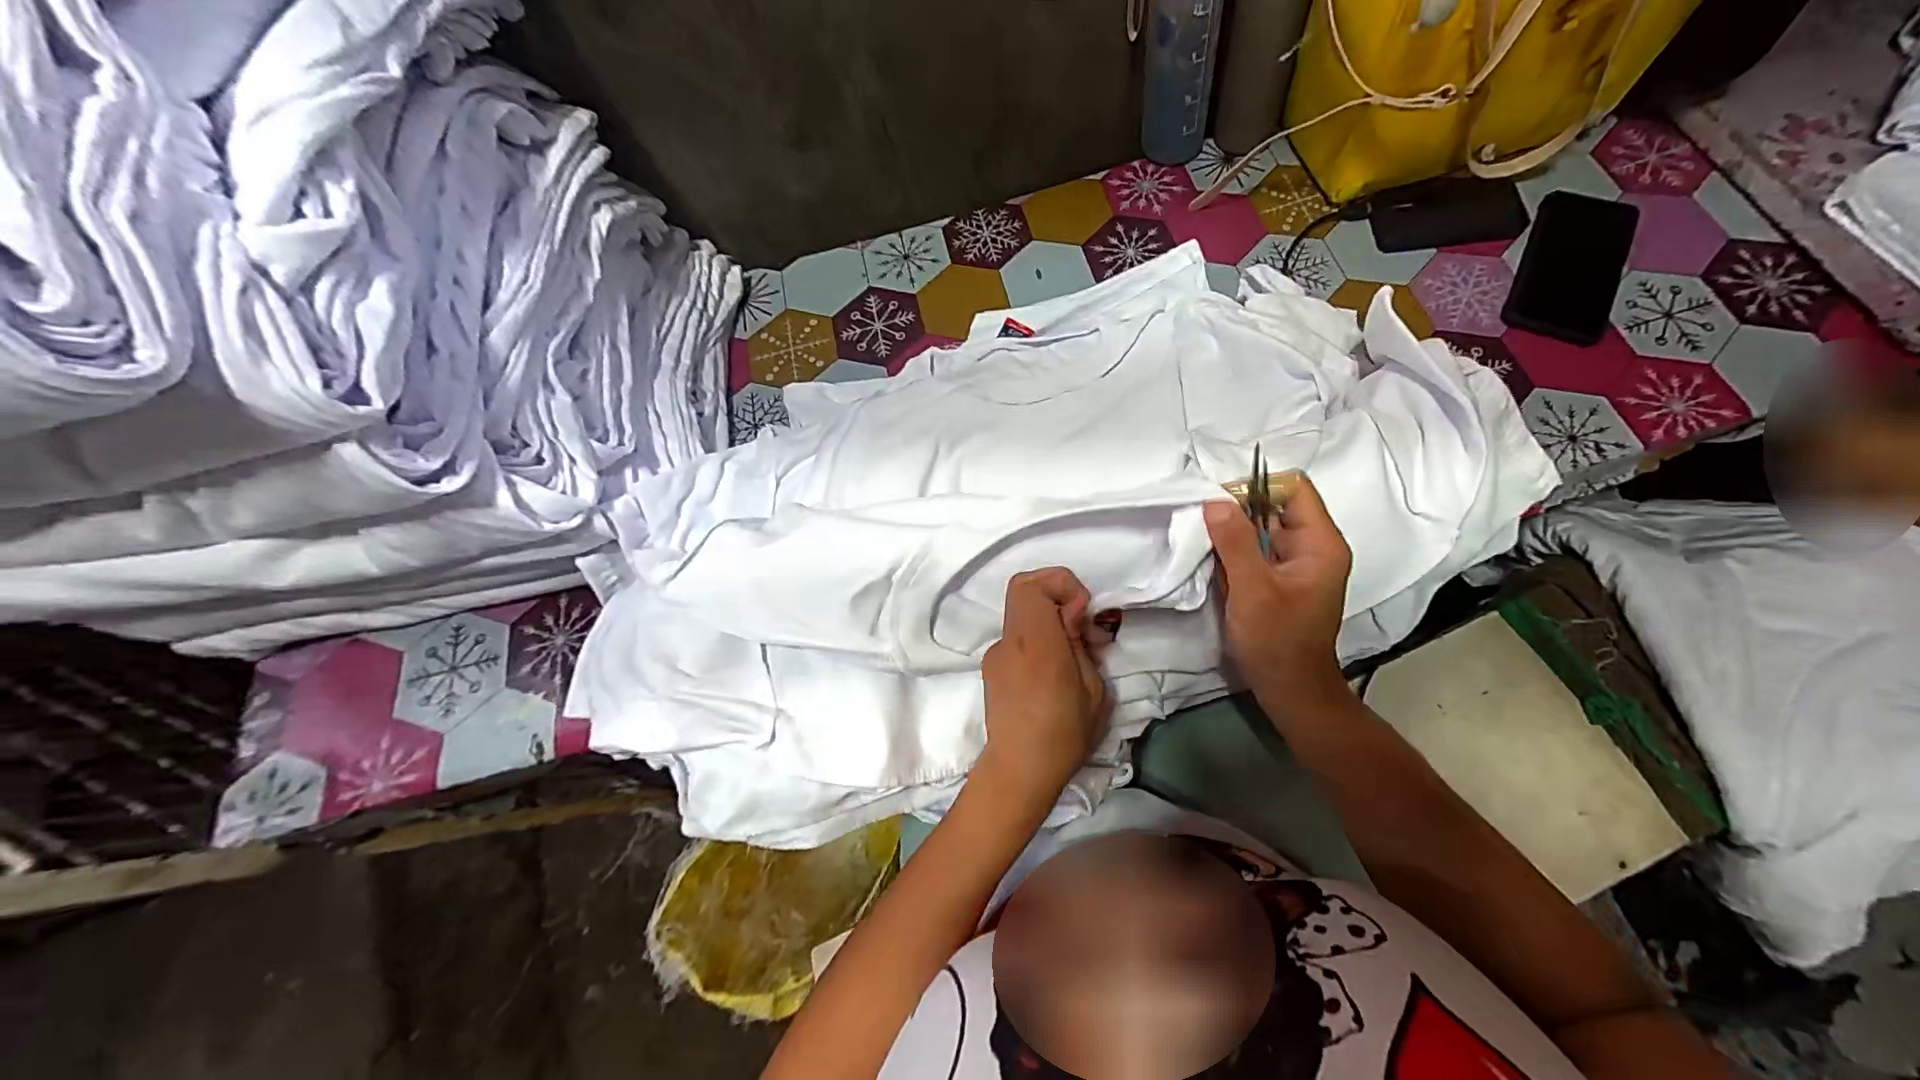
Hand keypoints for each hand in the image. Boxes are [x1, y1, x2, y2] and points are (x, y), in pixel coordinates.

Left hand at [978, 568, 1113, 797]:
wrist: (1020, 771)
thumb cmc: (1064, 735)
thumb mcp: (1094, 690)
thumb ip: (1081, 644)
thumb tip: (1074, 619)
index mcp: (1035, 645)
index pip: (1030, 586)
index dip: (1060, 585)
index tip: (1083, 614)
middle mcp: (1008, 643)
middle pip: (1023, 592)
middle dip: (1058, 597)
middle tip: (1082, 629)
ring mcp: (995, 655)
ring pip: (1022, 617)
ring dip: (1049, 623)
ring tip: (1073, 658)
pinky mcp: (992, 668)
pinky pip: (1017, 639)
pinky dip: (1038, 641)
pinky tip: (1054, 673)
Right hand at [1203, 473, 1352, 702]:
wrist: (1289, 691)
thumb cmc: (1277, 641)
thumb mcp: (1253, 590)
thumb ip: (1234, 542)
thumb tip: (1214, 500)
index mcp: (1320, 543)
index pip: (1293, 488)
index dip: (1257, 488)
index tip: (1220, 504)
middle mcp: (1311, 547)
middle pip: (1273, 505)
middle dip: (1237, 510)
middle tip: (1203, 523)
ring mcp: (1293, 564)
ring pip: (1258, 528)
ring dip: (1230, 532)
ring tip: (1205, 544)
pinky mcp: (1276, 579)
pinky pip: (1252, 550)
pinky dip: (1231, 552)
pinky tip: (1214, 564)